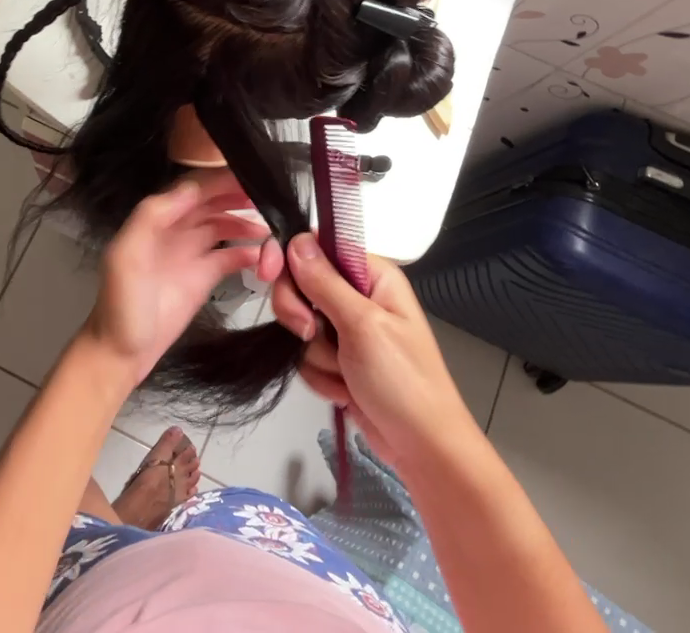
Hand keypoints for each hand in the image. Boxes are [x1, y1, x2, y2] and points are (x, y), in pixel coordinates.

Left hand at [80, 170, 272, 389]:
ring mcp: (190, 254)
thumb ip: (152, 217)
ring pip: (222, 225)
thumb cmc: (121, 305)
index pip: (192, 188)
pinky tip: (264, 255)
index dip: (219, 179)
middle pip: (211, 202)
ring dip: (245, 222)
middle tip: (269, 197)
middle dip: (237, 196)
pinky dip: (247, 252)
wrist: (119, 354)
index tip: (250, 176)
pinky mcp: (202, 278)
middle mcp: (174, 231)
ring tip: (272, 224)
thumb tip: (191, 188)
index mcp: (155, 219)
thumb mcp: (126, 255)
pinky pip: (229, 256)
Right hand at [263, 233, 469, 469]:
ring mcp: (347, 330)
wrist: (422, 448)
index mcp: (371, 275)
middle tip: (312, 334)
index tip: (267, 275)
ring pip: (299, 325)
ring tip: (346, 374)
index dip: (288, 257)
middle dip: (300, 315)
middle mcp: (358, 295)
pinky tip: (344, 390)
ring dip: (315, 354)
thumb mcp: (363, 326)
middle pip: (299, 285)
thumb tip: (296, 240)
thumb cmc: (402, 381)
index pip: (315, 246)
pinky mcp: (338, 360)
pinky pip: (306, 356)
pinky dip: (320, 375)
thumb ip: (325, 282)